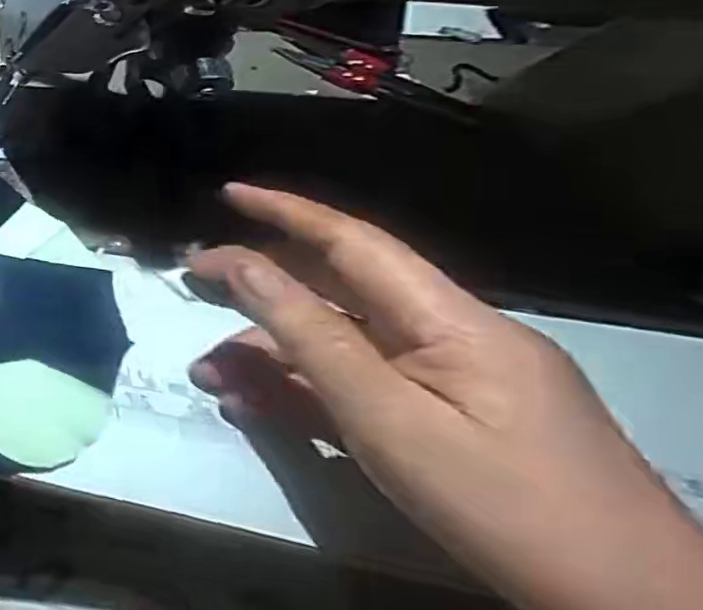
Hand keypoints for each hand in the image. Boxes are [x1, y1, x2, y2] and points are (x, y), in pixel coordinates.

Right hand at [187, 184, 702, 609]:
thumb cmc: (507, 509)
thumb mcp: (388, 419)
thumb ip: (309, 335)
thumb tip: (241, 264)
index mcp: (452, 320)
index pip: (355, 242)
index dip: (286, 210)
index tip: (227, 193)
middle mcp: (451, 336)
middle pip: (338, 292)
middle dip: (261, 291)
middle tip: (195, 286)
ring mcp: (453, 382)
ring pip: (343, 346)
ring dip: (272, 357)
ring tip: (211, 378)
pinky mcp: (451, 423)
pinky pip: (365, 388)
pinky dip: (308, 392)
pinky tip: (256, 407)